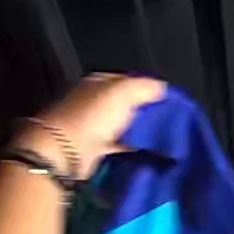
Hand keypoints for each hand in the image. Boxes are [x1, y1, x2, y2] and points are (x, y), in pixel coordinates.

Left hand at [20, 72, 165, 179]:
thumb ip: (144, 87)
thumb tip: (162, 88)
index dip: (149, 89)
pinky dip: (133, 146)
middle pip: (127, 103)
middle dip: (147, 111)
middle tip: (169, 121)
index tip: (169, 102)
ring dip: (141, 130)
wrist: (65, 152)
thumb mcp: (123, 93)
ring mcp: (94, 124)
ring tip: (163, 137)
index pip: (130, 81)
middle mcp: (95, 101)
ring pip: (124, 124)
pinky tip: (148, 151)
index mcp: (99, 82)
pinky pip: (120, 143)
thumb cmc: (93, 118)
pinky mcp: (95, 147)